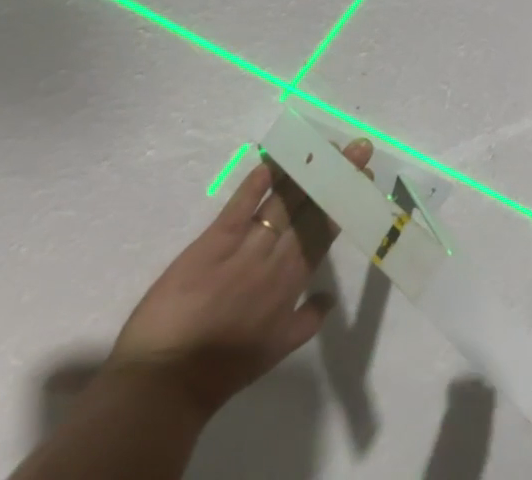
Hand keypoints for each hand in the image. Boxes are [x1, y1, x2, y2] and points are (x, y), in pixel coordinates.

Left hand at [106, 139, 373, 415]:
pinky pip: (239, 208)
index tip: (362, 178)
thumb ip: (307, 320)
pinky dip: (255, 185)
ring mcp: (245, 251)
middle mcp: (276, 261)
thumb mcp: (278, 348)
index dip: (344, 203)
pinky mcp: (211, 246)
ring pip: (282, 204)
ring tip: (325, 149)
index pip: (325, 233)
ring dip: (305, 174)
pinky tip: (272, 162)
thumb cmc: (224, 368)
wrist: (169, 382)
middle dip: (335, 179)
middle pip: (310, 211)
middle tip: (357, 150)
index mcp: (294, 283)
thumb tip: (330, 297)